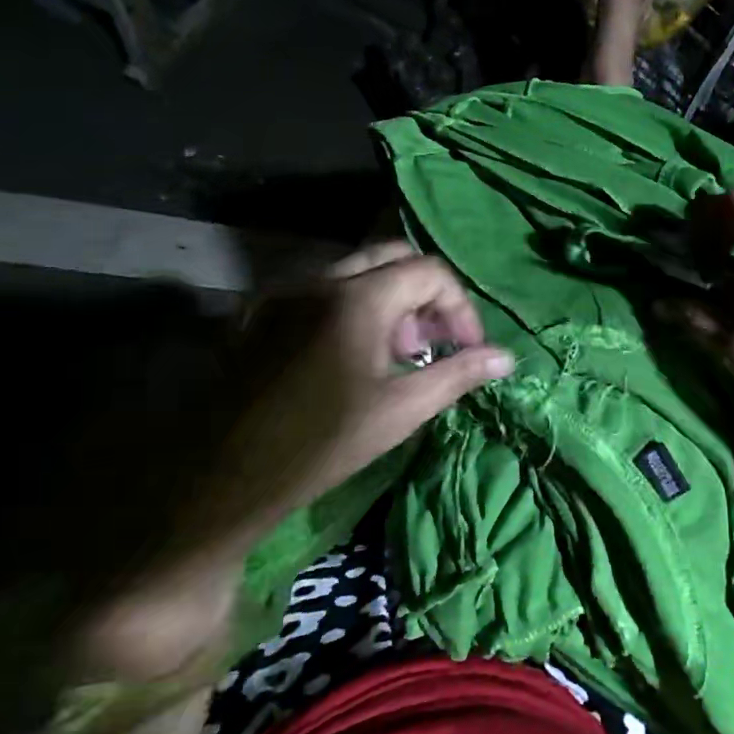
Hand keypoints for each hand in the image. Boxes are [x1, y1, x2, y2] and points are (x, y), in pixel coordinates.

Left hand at [215, 242, 513, 530]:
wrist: (226, 476)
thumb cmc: (323, 444)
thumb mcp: (402, 410)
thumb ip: (458, 373)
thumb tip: (507, 357)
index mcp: (357, 298)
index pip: (429, 272)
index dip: (459, 307)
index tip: (467, 348)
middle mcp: (319, 279)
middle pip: (392, 257)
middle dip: (424, 295)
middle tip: (432, 342)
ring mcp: (284, 292)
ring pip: (354, 271)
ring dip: (388, 299)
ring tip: (394, 353)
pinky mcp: (259, 312)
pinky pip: (318, 289)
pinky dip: (350, 306)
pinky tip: (347, 354)